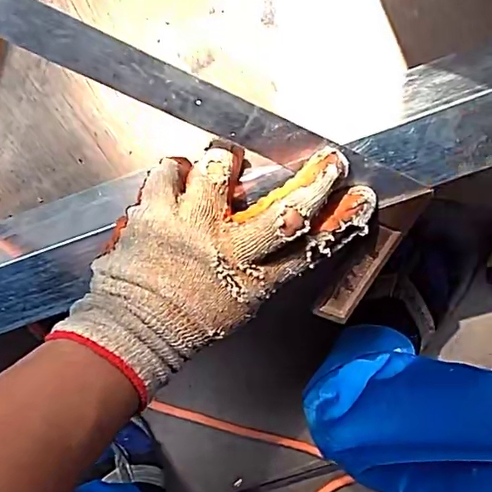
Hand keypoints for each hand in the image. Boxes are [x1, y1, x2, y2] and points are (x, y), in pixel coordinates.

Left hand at [49, 144, 376, 400]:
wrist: (133, 329)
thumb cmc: (187, 320)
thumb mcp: (240, 302)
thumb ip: (263, 268)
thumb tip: (283, 235)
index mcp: (252, 280)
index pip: (308, 247)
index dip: (340, 220)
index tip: (358, 198)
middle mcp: (227, 251)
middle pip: (285, 211)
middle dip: (315, 182)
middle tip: (328, 162)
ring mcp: (189, 227)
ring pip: (219, 172)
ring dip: (224, 162)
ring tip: (224, 166)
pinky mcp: (155, 212)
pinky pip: (171, 172)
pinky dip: (176, 171)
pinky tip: (179, 178)